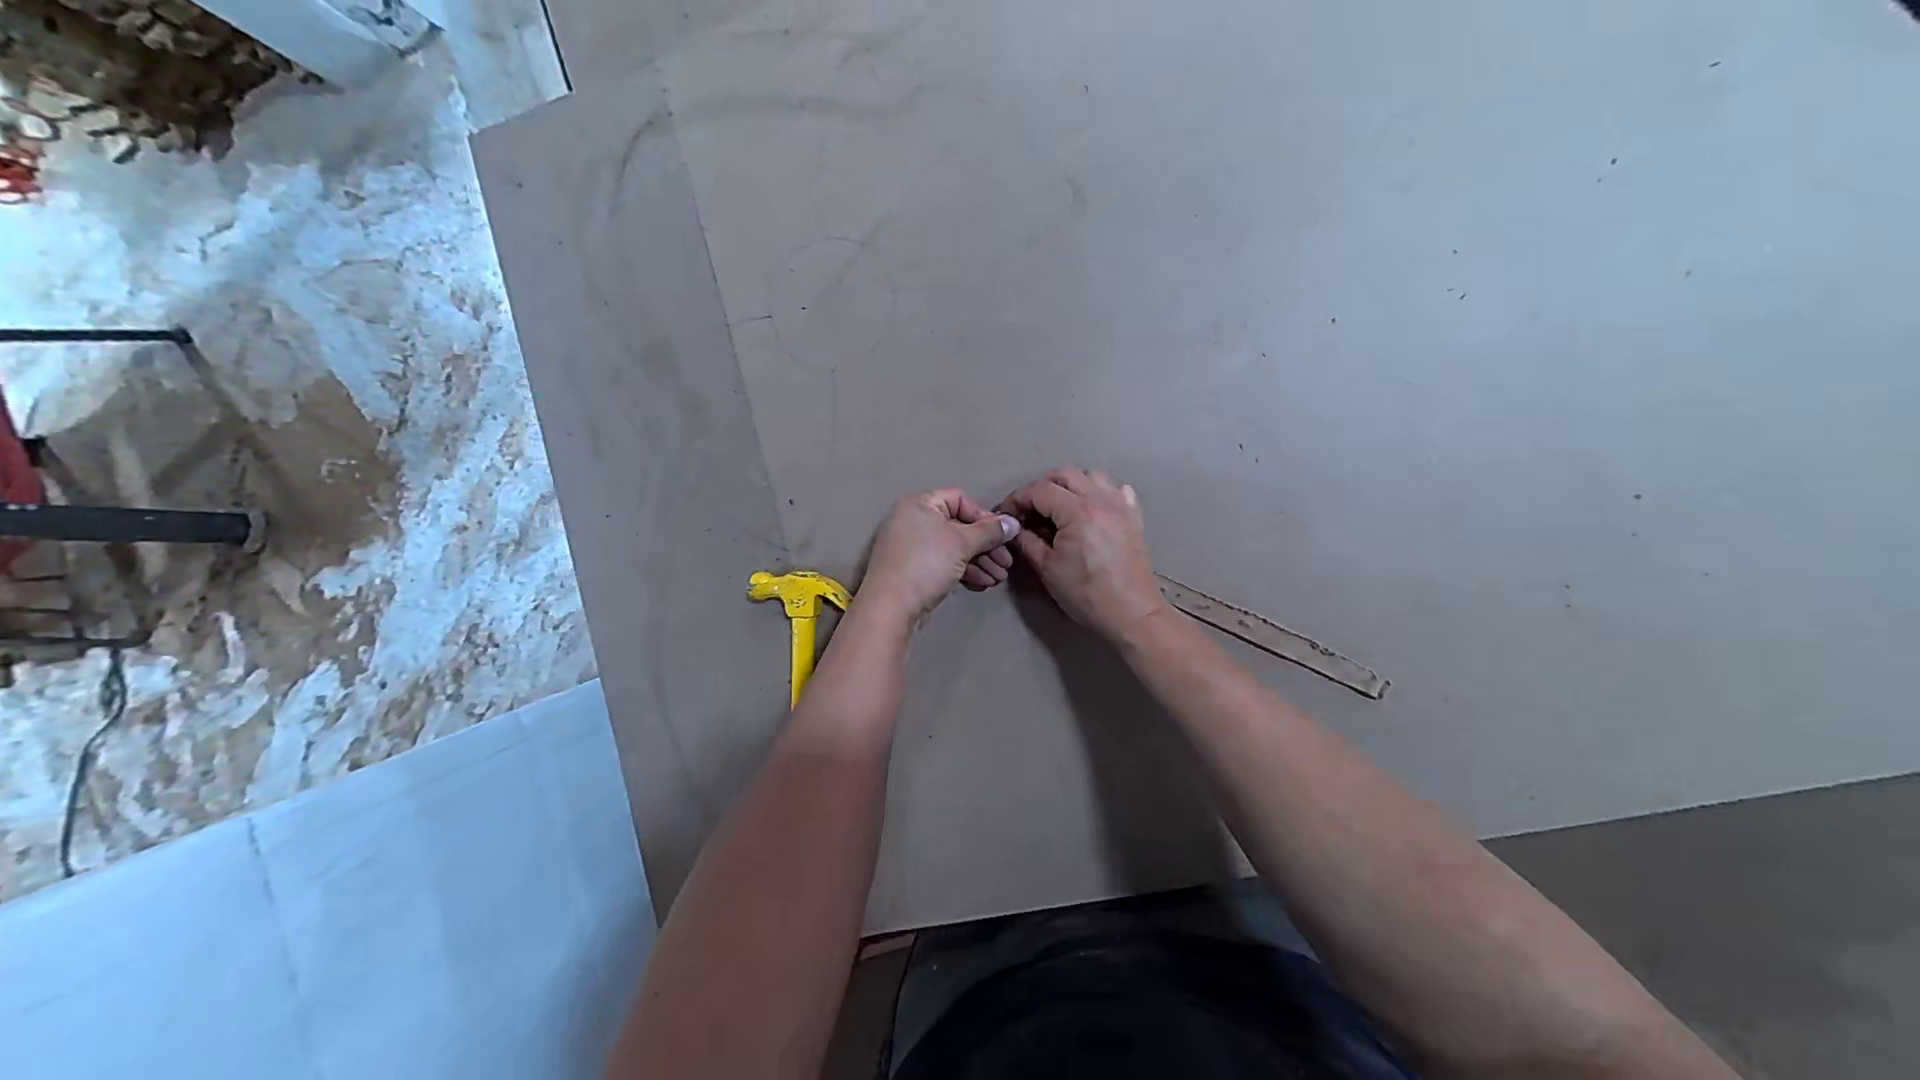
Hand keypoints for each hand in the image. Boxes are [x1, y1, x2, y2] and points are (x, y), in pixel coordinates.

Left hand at [860, 488, 1020, 621]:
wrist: (891, 607)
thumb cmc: (926, 564)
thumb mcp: (962, 544)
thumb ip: (990, 531)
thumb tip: (1013, 523)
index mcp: (920, 504)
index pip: (960, 500)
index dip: (984, 516)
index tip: (1002, 535)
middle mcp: (914, 521)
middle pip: (959, 527)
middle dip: (986, 546)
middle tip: (1006, 564)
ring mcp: (913, 547)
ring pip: (954, 548)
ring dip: (980, 562)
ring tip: (998, 579)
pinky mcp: (915, 570)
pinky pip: (944, 564)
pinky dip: (964, 571)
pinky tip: (982, 584)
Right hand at [988, 467, 1169, 641]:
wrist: (1131, 614)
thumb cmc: (1086, 594)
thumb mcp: (1047, 568)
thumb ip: (1026, 542)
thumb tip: (1014, 528)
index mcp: (1077, 511)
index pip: (1039, 490)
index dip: (1017, 499)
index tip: (1007, 514)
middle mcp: (1101, 500)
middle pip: (1065, 475)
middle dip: (1041, 487)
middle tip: (1029, 510)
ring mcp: (1121, 506)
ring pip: (1092, 476)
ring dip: (1071, 485)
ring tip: (1059, 507)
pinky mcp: (1134, 517)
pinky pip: (1117, 490)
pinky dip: (1100, 492)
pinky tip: (1092, 509)